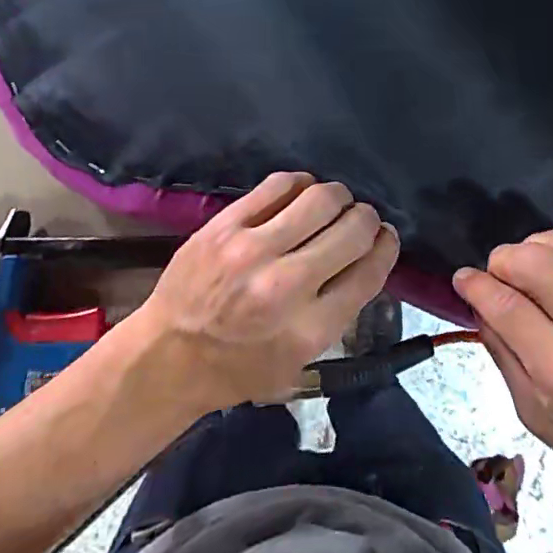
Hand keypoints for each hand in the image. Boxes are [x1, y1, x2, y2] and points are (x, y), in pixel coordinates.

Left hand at [136, 172, 398, 411]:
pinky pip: (280, 184)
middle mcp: (284, 286)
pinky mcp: (224, 225)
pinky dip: (302, 185)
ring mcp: (250, 250)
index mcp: (308, 329)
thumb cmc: (240, 368)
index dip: (386, 246)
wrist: (166, 357)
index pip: (370, 270)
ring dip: (339, 198)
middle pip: (353, 229)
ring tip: (334, 206)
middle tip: (361, 221)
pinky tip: (302, 194)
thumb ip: (341, 310)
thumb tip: (371, 254)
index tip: (386, 237)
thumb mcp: (302, 360)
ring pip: (322, 198)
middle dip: (367, 220)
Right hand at [452, 229, 552, 521]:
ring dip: (539, 245)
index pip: (508, 307)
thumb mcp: (544, 424)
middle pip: (536, 263)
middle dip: (504, 258)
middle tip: (498, 270)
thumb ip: (507, 359)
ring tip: (534, 263)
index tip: (464, 277)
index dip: (476, 285)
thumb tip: (481, 306)